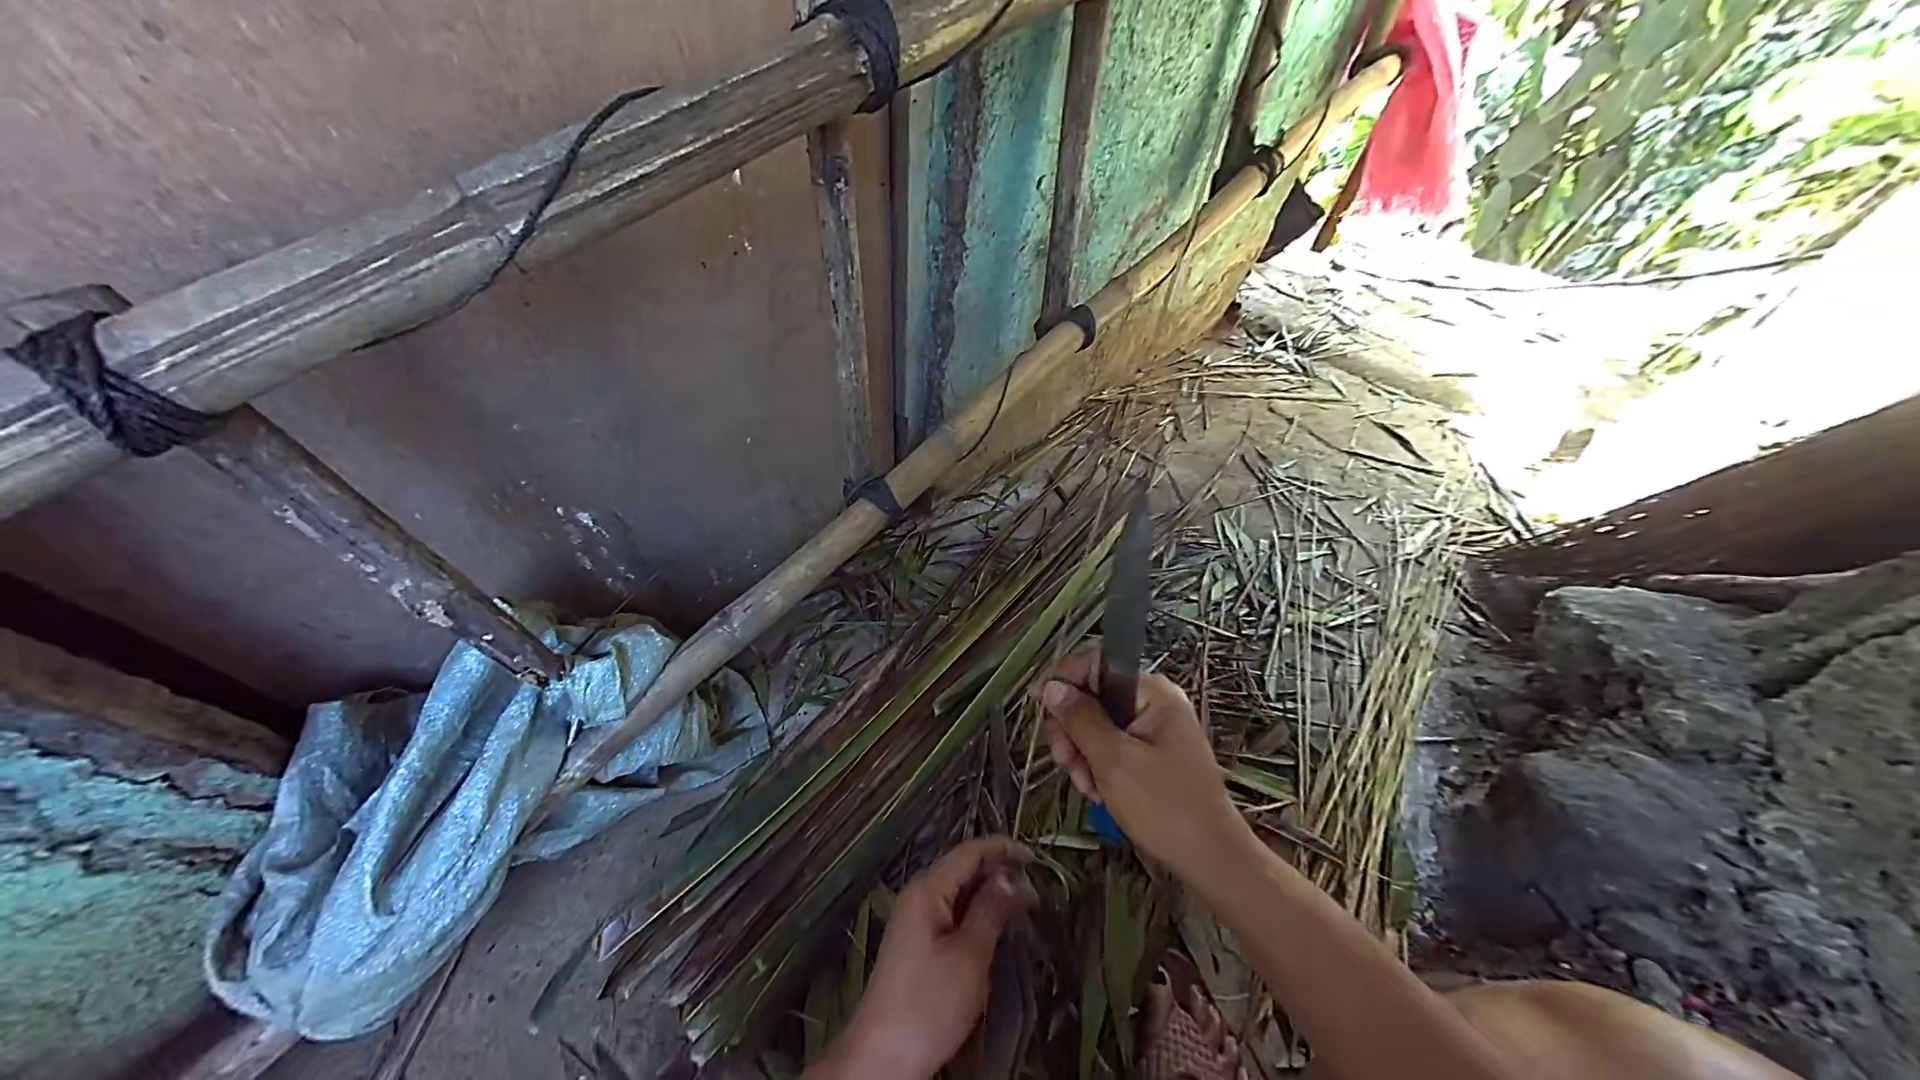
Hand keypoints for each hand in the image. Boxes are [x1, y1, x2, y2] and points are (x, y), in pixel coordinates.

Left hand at [811, 837, 1034, 1079]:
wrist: (882, 1059)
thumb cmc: (927, 1005)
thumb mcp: (969, 956)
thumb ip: (991, 910)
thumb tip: (1011, 876)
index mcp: (927, 890)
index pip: (969, 852)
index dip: (1002, 850)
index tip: (1035, 860)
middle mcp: (919, 897)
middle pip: (963, 870)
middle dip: (999, 874)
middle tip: (1035, 892)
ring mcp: (917, 922)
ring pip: (959, 895)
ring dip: (990, 898)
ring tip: (1023, 909)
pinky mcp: (919, 946)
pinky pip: (953, 917)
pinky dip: (977, 918)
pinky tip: (996, 931)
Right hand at [1037, 651, 1248, 878]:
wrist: (1211, 860)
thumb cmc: (1164, 806)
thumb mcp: (1113, 760)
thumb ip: (1080, 718)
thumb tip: (1052, 687)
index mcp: (1152, 692)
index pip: (1096, 665)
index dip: (1063, 681)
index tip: (1038, 707)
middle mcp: (1154, 703)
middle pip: (1093, 696)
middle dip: (1072, 729)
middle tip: (1063, 761)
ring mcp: (1154, 729)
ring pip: (1098, 725)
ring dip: (1082, 754)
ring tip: (1086, 787)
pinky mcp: (1152, 755)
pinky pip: (1112, 747)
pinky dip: (1097, 766)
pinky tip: (1097, 792)